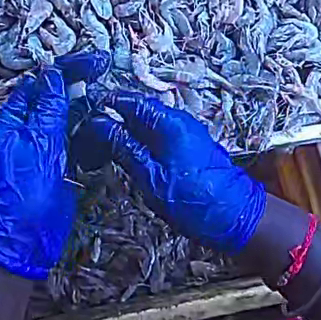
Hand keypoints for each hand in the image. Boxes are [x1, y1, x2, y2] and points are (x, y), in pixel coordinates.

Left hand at [0, 55, 107, 279]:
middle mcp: (28, 130)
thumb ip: (48, 109)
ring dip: (86, 107)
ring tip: (109, 97)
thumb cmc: (22, 194)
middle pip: (54, 97)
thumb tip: (53, 74)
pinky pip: (73, 142)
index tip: (94, 61)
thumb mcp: (38, 145)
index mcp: (15, 120)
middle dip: (78, 83)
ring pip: (65, 119)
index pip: (41, 82)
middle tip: (105, 72)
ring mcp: (43, 149)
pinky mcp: (57, 168)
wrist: (20, 243)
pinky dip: (88, 132)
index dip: (66, 68)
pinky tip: (103, 127)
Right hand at [74, 90, 264, 253]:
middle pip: (136, 112)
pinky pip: (156, 138)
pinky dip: (138, 145)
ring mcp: (184, 134)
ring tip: (101, 151)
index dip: (103, 106)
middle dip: (110, 122)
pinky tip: (125, 160)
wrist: (237, 219)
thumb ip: (123, 147)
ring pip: (145, 126)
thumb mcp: (150, 176)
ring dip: (123, 135)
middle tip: (87, 139)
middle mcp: (177, 120)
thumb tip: (98, 125)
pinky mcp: (188, 148)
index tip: (83, 117)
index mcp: (168, 121)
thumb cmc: (194, 200)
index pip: (128, 100)